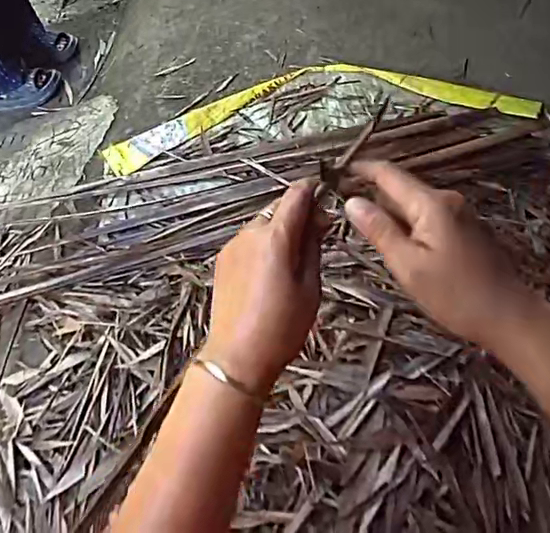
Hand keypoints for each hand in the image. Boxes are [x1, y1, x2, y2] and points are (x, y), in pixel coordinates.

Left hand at [203, 180, 324, 395]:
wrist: (237, 358)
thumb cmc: (278, 329)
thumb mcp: (310, 287)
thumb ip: (314, 246)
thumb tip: (318, 221)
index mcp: (276, 238)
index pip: (296, 194)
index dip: (313, 191)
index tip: (325, 196)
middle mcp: (251, 234)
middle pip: (279, 207)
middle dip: (299, 213)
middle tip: (318, 233)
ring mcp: (234, 245)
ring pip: (264, 222)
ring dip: (281, 229)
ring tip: (295, 258)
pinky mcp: (224, 258)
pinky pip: (249, 239)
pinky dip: (263, 243)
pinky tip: (272, 269)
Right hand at [344, 161, 539, 351]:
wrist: (512, 318)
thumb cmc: (456, 295)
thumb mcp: (408, 267)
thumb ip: (379, 230)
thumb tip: (351, 201)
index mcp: (430, 203)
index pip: (388, 174)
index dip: (362, 169)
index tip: (339, 172)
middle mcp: (446, 199)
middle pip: (401, 187)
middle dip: (375, 195)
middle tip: (349, 210)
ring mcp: (460, 212)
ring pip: (415, 203)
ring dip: (393, 212)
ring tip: (373, 232)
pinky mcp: (467, 228)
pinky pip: (429, 215)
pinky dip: (411, 223)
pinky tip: (405, 246)